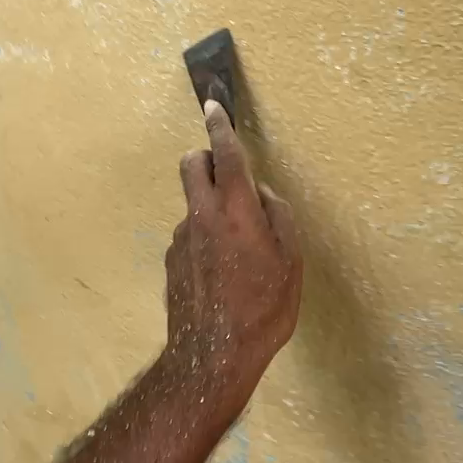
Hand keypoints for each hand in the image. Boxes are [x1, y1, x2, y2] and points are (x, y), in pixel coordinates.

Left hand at [162, 99, 303, 424]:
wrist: (213, 356)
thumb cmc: (263, 307)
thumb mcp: (291, 260)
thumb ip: (278, 216)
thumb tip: (261, 194)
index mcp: (235, 208)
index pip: (226, 153)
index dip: (220, 125)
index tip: (213, 105)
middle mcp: (202, 214)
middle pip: (191, 164)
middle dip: (205, 157)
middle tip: (228, 176)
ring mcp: (181, 238)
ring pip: (193, 204)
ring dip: (211, 209)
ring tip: (238, 255)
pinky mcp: (172, 261)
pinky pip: (190, 236)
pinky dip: (204, 240)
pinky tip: (221, 277)